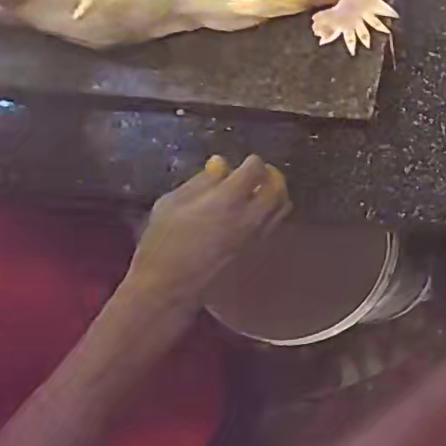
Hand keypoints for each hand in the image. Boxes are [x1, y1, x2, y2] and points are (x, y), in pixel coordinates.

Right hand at [127, 156, 289, 308]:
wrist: (171, 285)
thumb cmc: (163, 242)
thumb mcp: (172, 204)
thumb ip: (202, 182)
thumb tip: (221, 163)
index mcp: (227, 200)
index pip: (254, 170)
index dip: (252, 162)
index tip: (245, 161)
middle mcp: (250, 215)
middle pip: (278, 186)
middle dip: (270, 174)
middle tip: (258, 171)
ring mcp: (258, 233)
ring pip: (283, 204)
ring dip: (277, 191)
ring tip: (261, 188)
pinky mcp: (258, 247)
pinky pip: (276, 221)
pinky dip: (273, 208)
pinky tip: (257, 208)